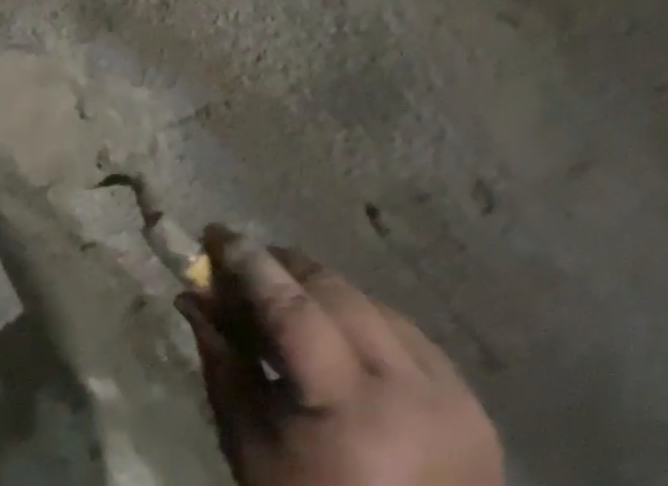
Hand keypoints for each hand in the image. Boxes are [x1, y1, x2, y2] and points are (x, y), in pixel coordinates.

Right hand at [176, 230, 503, 485]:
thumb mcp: (246, 435)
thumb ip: (221, 356)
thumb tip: (191, 295)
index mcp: (348, 407)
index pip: (293, 309)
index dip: (250, 264)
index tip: (216, 234)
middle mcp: (411, 392)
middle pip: (340, 295)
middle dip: (286, 266)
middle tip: (242, 257)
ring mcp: (454, 400)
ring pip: (377, 309)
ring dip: (324, 292)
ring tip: (283, 293)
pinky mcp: (476, 409)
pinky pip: (412, 339)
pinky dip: (365, 321)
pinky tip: (336, 330)